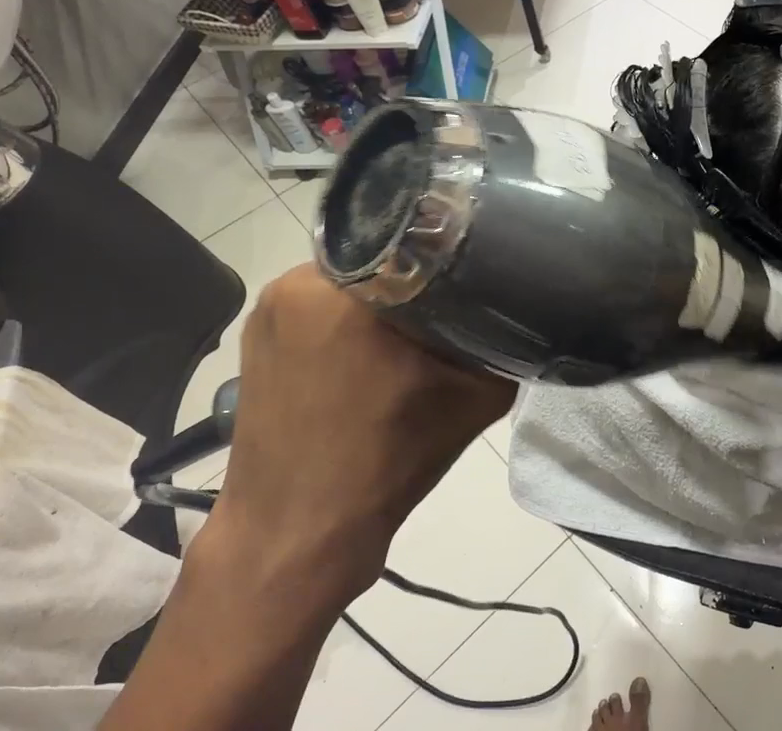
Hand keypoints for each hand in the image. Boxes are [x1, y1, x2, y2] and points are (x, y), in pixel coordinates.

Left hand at [199, 264, 515, 611]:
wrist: (298, 536)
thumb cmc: (388, 461)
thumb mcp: (477, 397)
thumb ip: (505, 343)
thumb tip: (527, 313)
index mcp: (344, 291)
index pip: (419, 244)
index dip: (456, 261)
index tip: (482, 280)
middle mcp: (295, 286)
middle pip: (382, 262)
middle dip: (418, 286)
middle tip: (452, 316)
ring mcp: (267, 312)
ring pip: (350, 285)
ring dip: (381, 305)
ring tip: (412, 340)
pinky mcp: (254, 340)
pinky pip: (318, 310)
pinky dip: (347, 325)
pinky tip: (371, 359)